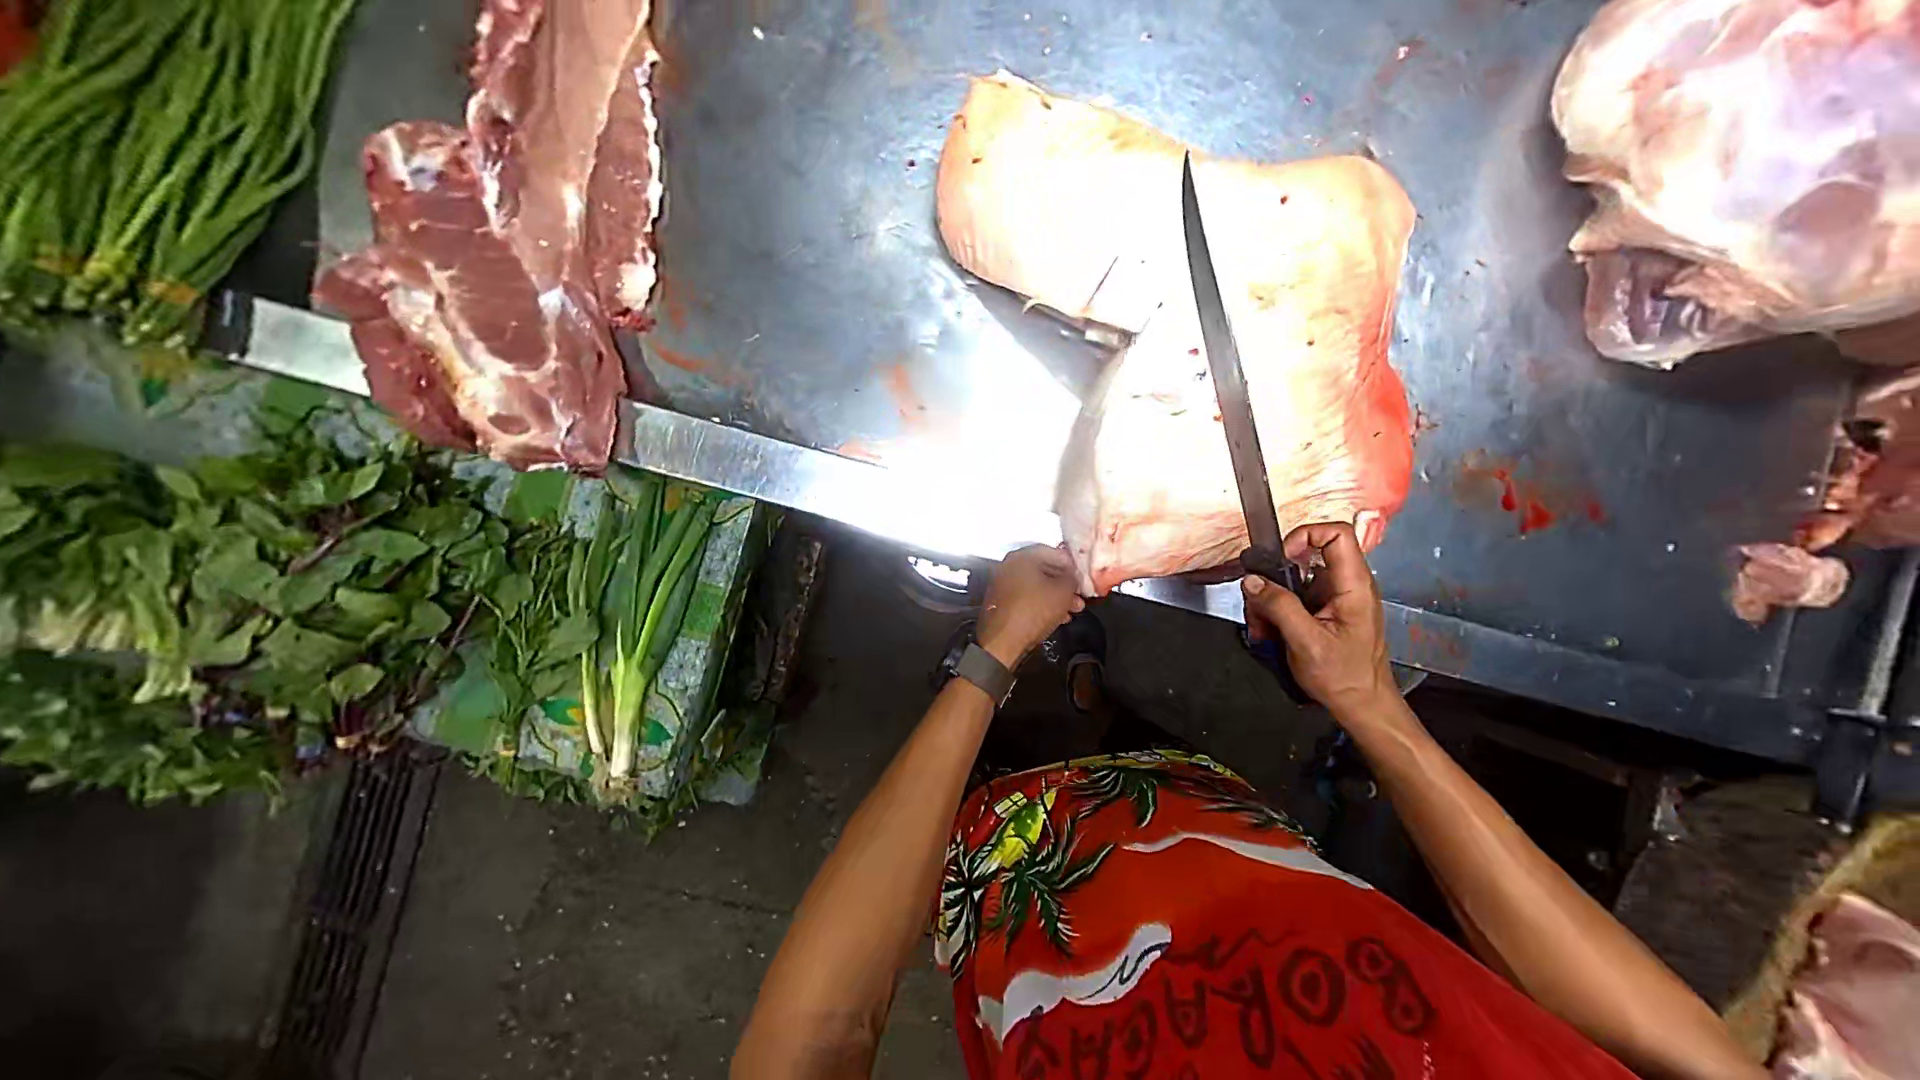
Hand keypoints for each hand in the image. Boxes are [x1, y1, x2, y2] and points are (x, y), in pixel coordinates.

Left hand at [978, 544, 1086, 666]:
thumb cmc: (1032, 611)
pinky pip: (1026, 598)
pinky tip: (1056, 616)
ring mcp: (1002, 585)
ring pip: (1036, 586)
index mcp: (1021, 557)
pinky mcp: (1000, 603)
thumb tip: (1073, 578)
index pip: (1052, 551)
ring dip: (1055, 596)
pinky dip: (1042, 604)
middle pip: (1043, 569)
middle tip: (1079, 593)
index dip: (1070, 563)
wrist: (1003, 642)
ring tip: (1072, 608)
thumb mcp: (1063, 592)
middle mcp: (1008, 567)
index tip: (1081, 574)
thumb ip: (1072, 579)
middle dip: (1064, 583)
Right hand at [1241, 522, 1395, 716]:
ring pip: (1292, 579)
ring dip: (1270, 601)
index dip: (1305, 536)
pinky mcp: (1323, 610)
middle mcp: (1346, 586)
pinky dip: (1275, 612)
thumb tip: (1253, 581)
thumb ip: (1279, 607)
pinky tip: (1271, 633)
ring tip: (1264, 628)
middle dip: (1274, 579)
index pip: (1336, 534)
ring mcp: (1334, 598)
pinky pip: (1292, 598)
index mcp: (1354, 587)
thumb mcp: (1307, 642)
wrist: (1361, 704)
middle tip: (1261, 607)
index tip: (1281, 558)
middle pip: (1304, 558)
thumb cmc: (1346, 678)